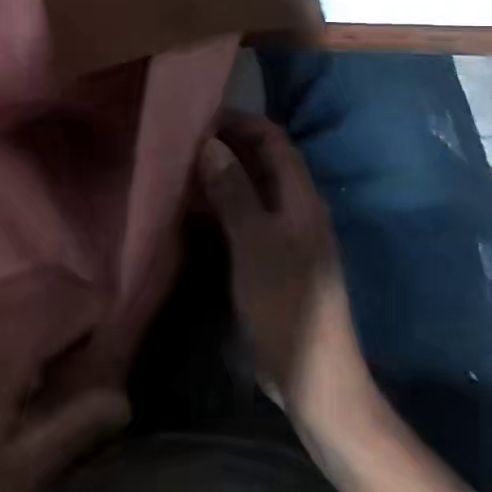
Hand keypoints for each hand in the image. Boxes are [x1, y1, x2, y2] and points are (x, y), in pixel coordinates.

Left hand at [0, 280, 128, 491]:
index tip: (97, 372)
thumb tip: (123, 394)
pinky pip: (1, 292)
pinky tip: (20, 357)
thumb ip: (73, 431)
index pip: (78, 300)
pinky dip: (28, 308)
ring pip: (28, 280)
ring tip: (51, 365)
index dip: (101, 329)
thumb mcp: (10, 484)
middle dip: (82, 312)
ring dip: (55, 309)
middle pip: (54, 280)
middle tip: (82, 367)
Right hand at [197, 111, 368, 418]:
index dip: (242, 123)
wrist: (312, 375)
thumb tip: (212, 144)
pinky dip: (221, 210)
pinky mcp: (272, 263)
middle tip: (182, 142)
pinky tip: (191, 215)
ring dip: (222, 179)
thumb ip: (235, 193)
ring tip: (179, 171)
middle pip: (264, 164)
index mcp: (301, 198)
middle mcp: (296, 210)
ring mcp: (285, 237)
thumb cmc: (285, 303)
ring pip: (252, 193)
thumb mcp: (255, 244)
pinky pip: (245, 222)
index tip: (201, 116)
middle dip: (228, 148)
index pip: (275, 141)